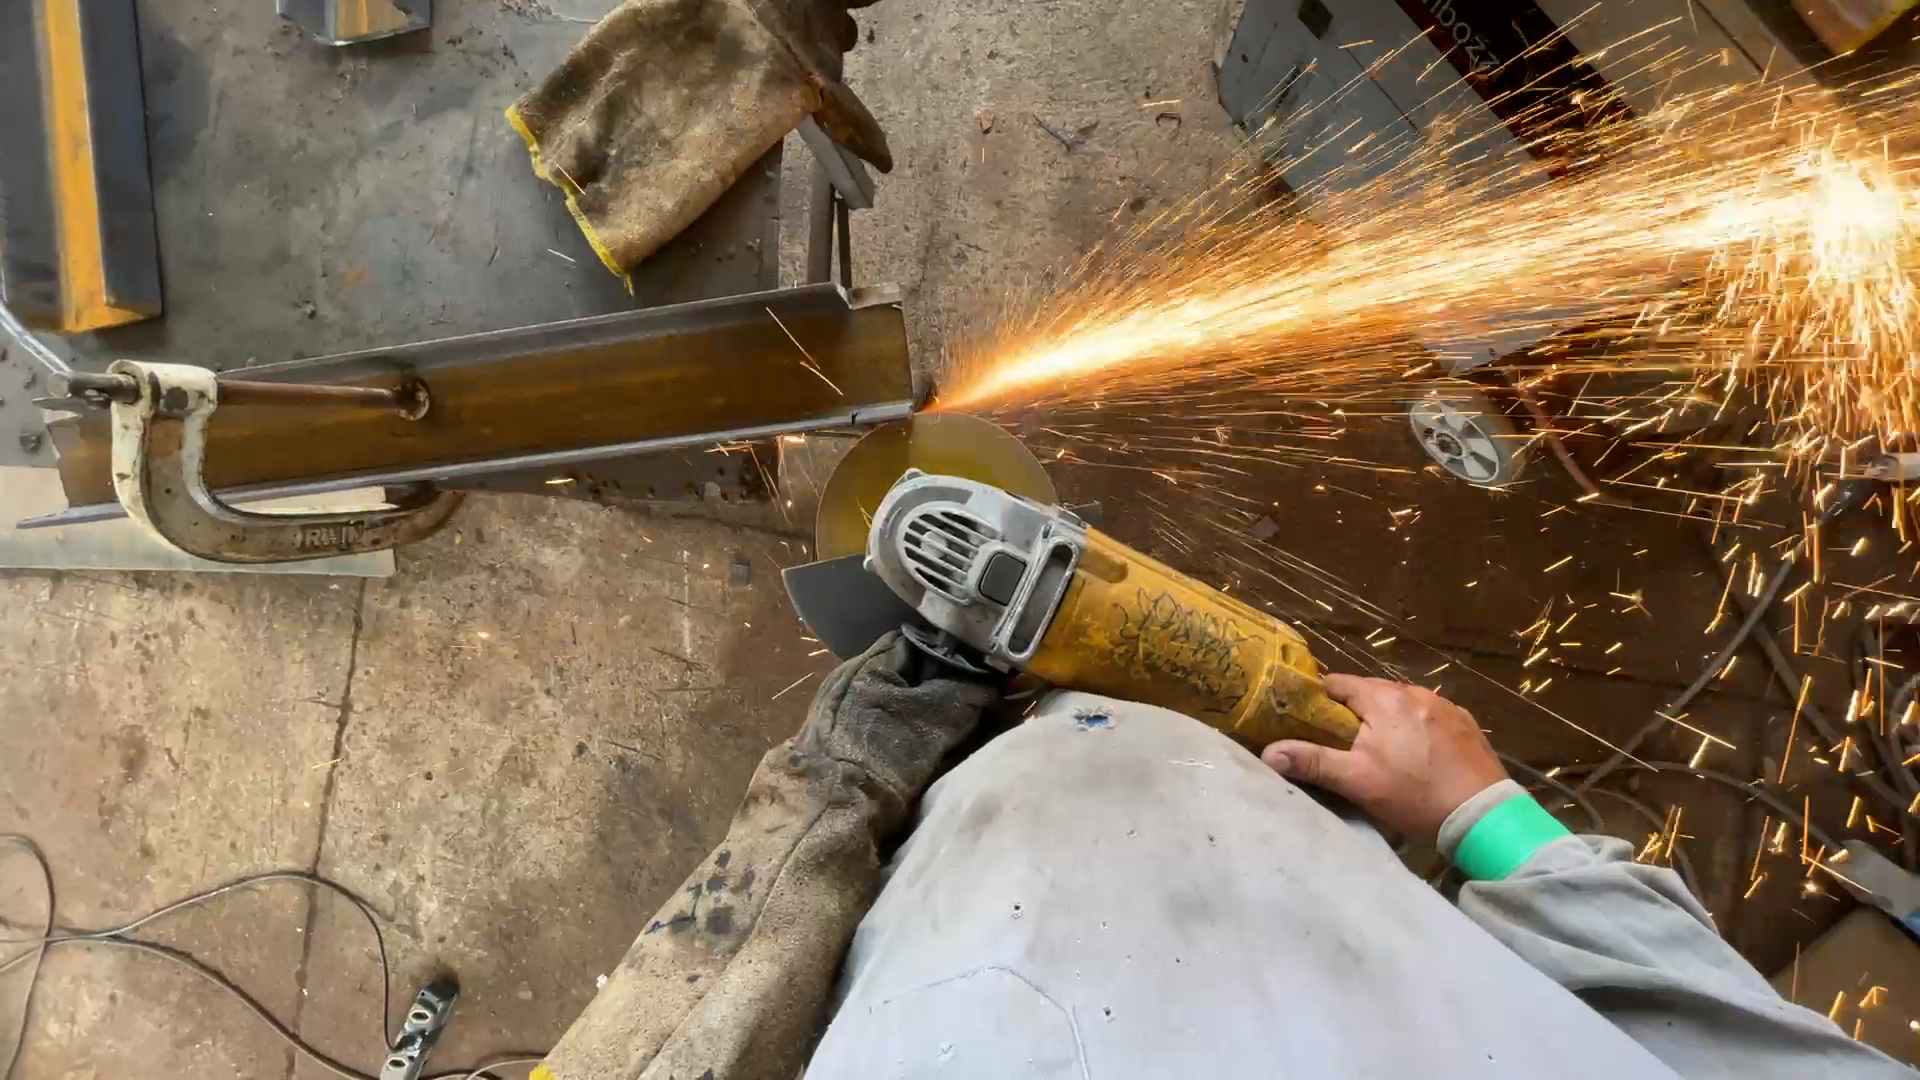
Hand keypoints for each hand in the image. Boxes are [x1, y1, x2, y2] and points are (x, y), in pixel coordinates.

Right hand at [1260, 674, 1506, 840]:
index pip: (1338, 683)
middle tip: (1343, 742)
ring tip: (1381, 750)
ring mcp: (1445, 706)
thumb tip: (1267, 753)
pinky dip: (1416, 727)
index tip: (1312, 722)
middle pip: (1369, 691)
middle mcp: (1414, 692)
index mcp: (1383, 698)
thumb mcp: (1356, 781)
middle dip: (1353, 711)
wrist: (1487, 821)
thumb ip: (1311, 761)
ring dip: (1386, 718)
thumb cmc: (1415, 796)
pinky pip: (1428, 715)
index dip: (1321, 700)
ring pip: (1400, 703)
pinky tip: (1417, 754)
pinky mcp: (1466, 724)